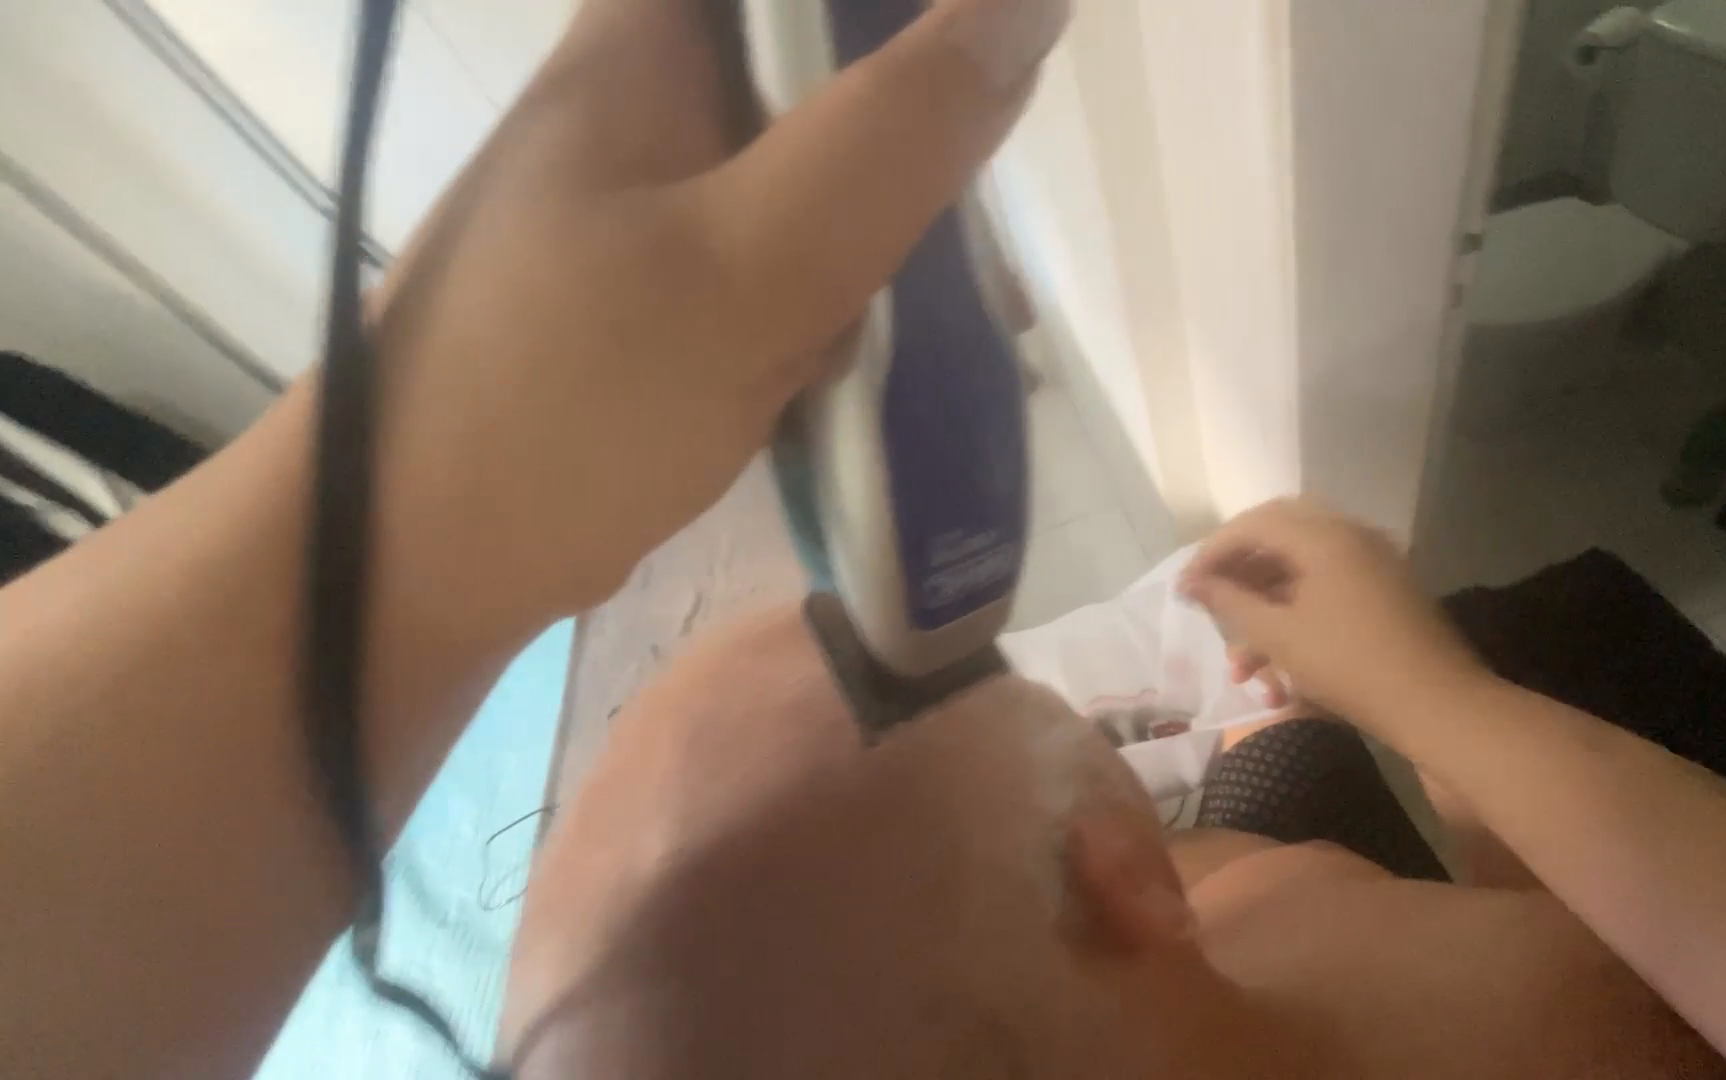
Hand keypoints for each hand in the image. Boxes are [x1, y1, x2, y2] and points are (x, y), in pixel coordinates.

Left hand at [361, 0, 1068, 627]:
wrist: (444, 553)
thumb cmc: (577, 399)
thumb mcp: (750, 262)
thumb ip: (891, 139)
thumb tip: (1031, 8)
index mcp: (658, 39)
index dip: (918, 30)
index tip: (975, 120)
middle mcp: (662, 103)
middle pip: (838, 81)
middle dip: (922, 157)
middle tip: (971, 256)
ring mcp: (671, 205)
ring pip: (829, 182)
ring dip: (895, 244)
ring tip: (943, 322)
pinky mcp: (683, 290)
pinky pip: (800, 264)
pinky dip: (852, 303)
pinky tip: (873, 357)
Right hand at [1179, 498, 1489, 729]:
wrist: (1441, 709)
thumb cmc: (1350, 666)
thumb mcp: (1278, 635)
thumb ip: (1229, 602)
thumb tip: (1191, 582)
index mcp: (1324, 537)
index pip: (1252, 525)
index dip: (1211, 553)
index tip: (1185, 587)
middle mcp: (1349, 538)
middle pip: (1275, 540)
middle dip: (1236, 575)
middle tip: (1209, 601)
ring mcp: (1370, 565)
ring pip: (1298, 574)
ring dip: (1263, 612)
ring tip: (1239, 666)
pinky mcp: (1382, 594)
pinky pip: (1323, 593)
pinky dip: (1293, 620)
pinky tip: (1276, 672)